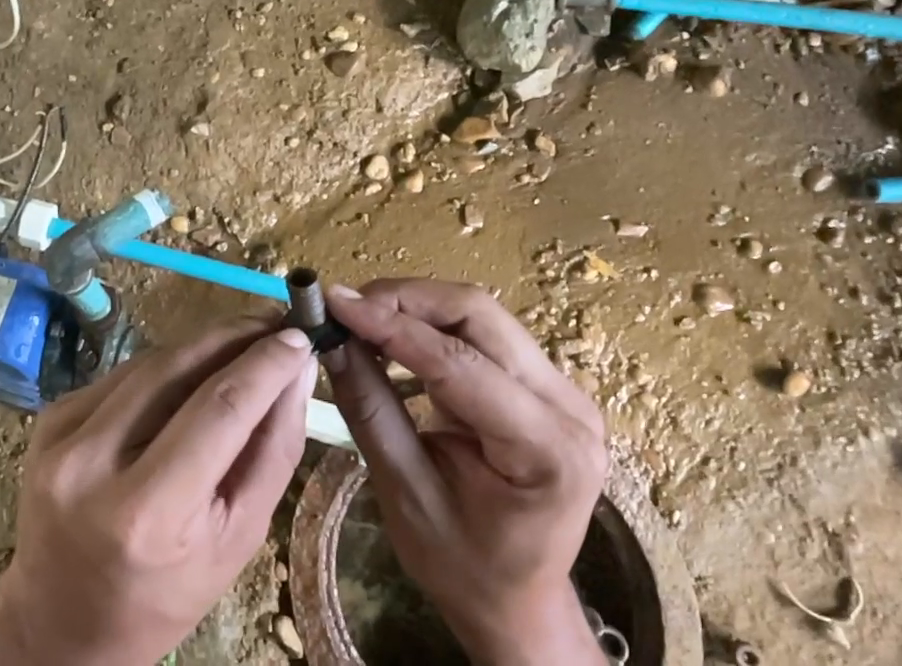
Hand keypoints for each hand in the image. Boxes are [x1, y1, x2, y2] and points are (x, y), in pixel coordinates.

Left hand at [0, 318, 314, 665]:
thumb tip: (296, 371)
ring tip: (245, 341)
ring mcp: (61, 434)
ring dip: (201, 345)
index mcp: (147, 511)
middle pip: (176, 368)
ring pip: (148, 363)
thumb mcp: (237, 539)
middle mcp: (92, 462)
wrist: (62, 618)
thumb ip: (273, 451)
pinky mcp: (49, 418)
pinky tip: (193, 372)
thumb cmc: (164, 595)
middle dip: (233, 336)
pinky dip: (164, 368)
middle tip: (275, 322)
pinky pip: (122, 377)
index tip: (300, 336)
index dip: (265, 365)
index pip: (219, 410)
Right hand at [322, 279, 607, 665]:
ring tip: (361, 318)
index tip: (333, 302)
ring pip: (480, 315)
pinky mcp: (545, 385)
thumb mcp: (404, 493)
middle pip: (479, 315)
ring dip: (415, 306)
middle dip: (404, 300)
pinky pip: (482, 333)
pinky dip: (430, 324)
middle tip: (345, 308)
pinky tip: (392, 333)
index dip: (390, 324)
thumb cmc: (462, 565)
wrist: (517, 600)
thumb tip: (332, 341)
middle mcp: (569, 408)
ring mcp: (564, 392)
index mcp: (546, 450)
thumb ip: (371, 410)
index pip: (458, 361)